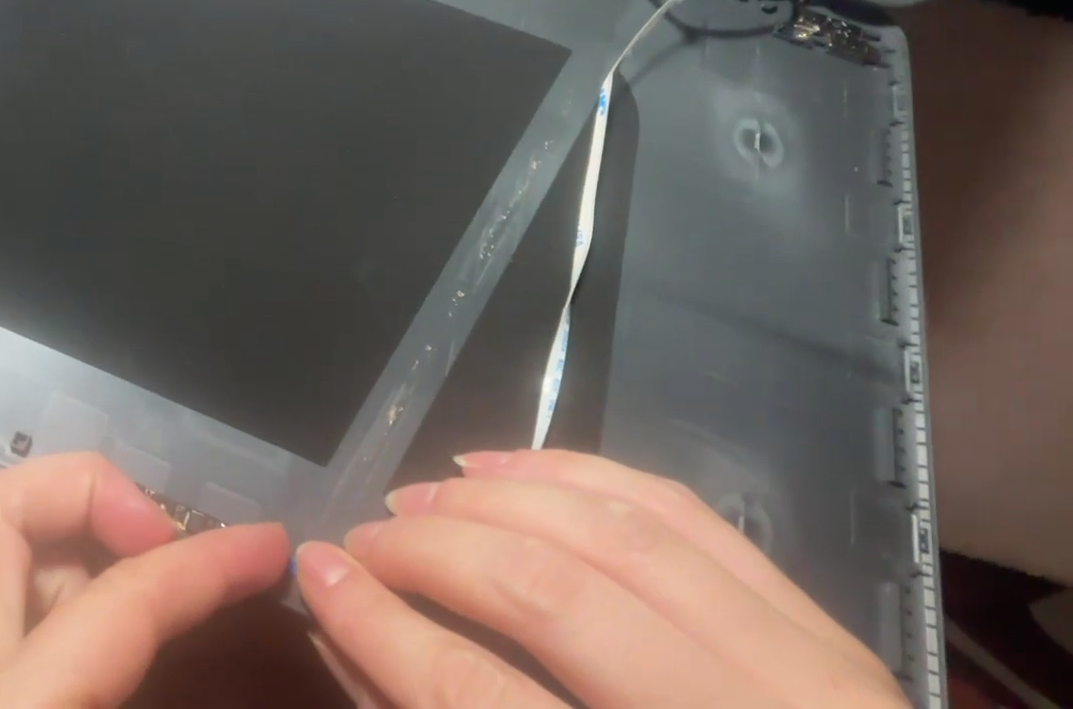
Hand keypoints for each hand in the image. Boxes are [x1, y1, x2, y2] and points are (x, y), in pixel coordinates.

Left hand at [0, 453, 290, 706]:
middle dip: (86, 488)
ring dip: (70, 534)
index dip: (204, 563)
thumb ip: (168, 687)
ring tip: (140, 570)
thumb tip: (204, 603)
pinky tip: (96, 622)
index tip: (265, 545)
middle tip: (161, 535)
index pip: (115, 599)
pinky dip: (51, 584)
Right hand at [297, 449, 907, 707]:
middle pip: (550, 595)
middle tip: (364, 538)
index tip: (318, 573)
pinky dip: (574, 472)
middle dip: (431, 551)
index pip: (483, 700)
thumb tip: (347, 632)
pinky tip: (502, 465)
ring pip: (614, 531)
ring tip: (418, 493)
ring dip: (493, 499)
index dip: (382, 630)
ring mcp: (815, 678)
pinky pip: (678, 510)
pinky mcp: (831, 632)